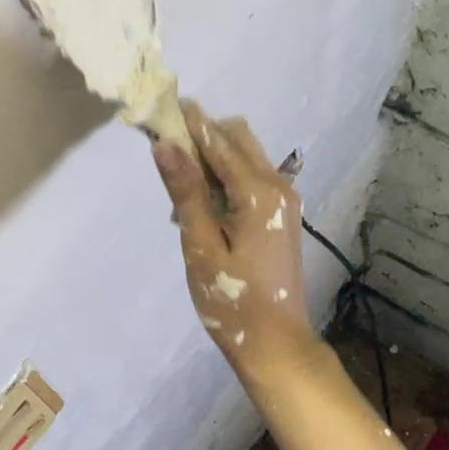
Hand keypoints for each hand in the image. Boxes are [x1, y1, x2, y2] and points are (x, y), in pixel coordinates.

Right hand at [153, 101, 315, 380]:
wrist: (277, 345)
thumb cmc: (232, 302)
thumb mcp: (200, 248)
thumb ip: (186, 192)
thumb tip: (166, 144)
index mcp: (258, 193)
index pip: (218, 141)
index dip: (190, 122)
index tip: (164, 104)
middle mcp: (278, 186)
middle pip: (238, 138)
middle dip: (203, 134)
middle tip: (166, 146)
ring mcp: (284, 199)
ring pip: (246, 155)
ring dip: (214, 156)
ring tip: (180, 184)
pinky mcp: (283, 213)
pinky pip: (251, 177)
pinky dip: (226, 176)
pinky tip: (202, 203)